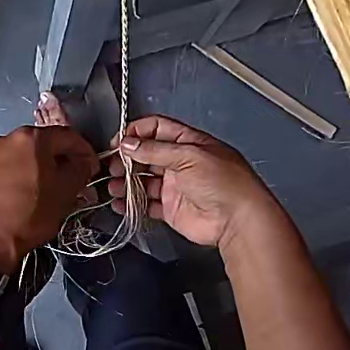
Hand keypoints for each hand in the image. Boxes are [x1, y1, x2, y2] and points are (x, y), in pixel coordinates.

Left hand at [0, 123, 97, 269]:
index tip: (91, 165)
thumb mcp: (67, 192)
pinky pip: (6, 168)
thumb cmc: (29, 215)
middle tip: (73, 178)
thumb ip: (81, 169)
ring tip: (49, 189)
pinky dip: (20, 175)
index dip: (84, 151)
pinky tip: (27, 194)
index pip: (67, 136)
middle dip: (61, 159)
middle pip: (43, 143)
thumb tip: (83, 163)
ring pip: (23, 156)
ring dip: (39, 168)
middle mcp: (6, 140)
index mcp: (31, 139)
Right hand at [112, 115, 284, 250]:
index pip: (157, 129)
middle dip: (126, 159)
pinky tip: (120, 203)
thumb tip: (129, 144)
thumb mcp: (188, 156)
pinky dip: (132, 204)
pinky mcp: (172, 209)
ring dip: (125, 182)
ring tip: (112, 186)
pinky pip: (147, 204)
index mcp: (188, 143)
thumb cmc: (225, 183)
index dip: (136, 133)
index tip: (119, 142)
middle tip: (111, 166)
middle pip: (147, 155)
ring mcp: (176, 186)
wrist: (238, 219)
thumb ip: (155, 150)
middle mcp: (181, 163)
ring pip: (143, 181)